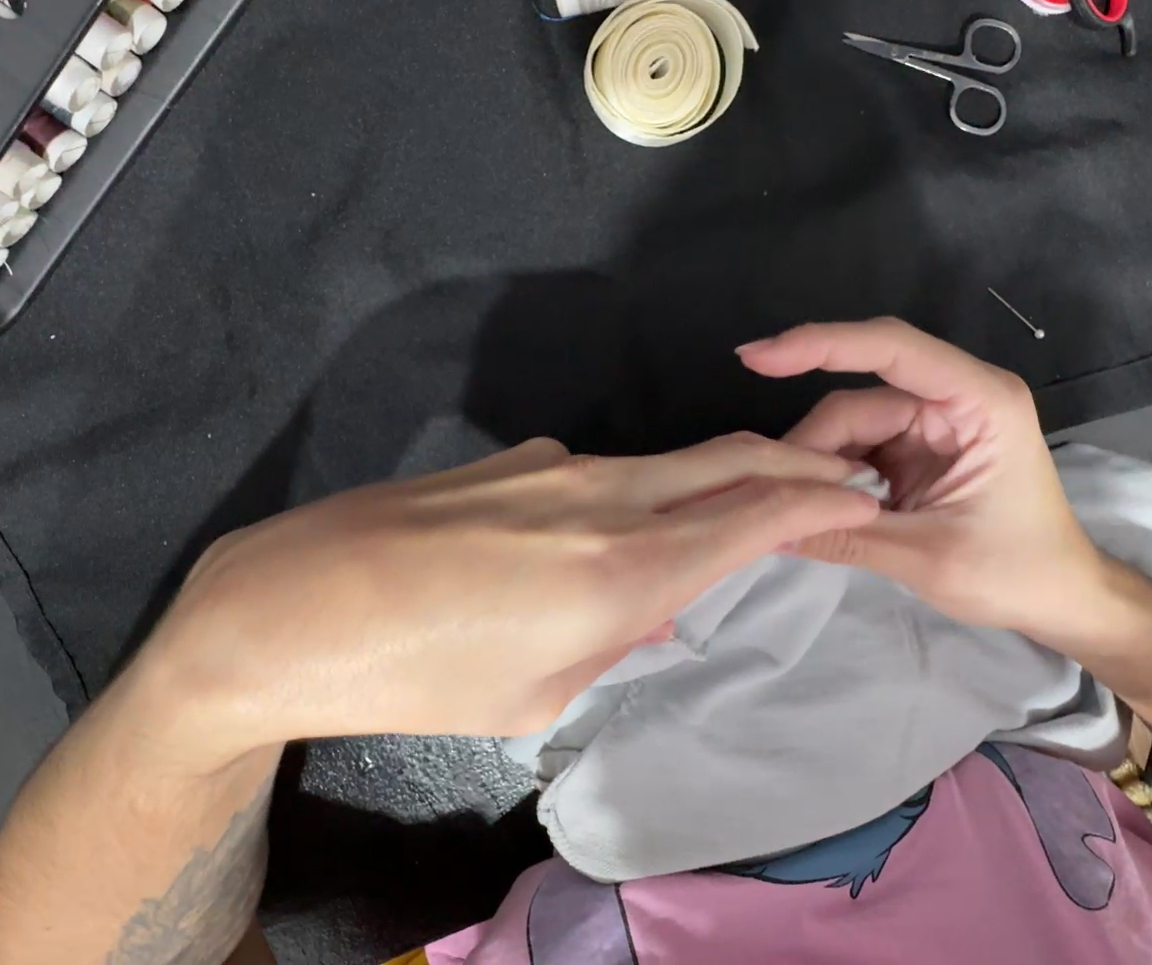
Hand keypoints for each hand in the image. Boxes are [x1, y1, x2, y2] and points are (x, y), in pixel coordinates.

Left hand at [122, 433, 879, 767]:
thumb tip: (660, 614)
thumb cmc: (418, 677)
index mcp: (620, 570)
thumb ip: (616, 641)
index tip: (862, 500)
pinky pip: (605, 470)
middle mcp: (602, 498)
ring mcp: (556, 465)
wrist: (290, 605)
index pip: (752, 516)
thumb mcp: (535, 694)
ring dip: (721, 474)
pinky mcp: (517, 458)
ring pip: (668, 461)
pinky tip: (615, 525)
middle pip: (727, 459)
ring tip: (745, 500)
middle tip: (839, 474)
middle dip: (797, 463)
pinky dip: (641, 491)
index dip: (819, 503)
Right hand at [738, 318, 1107, 637]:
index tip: (757, 357)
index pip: (892, 348)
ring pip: (850, 426)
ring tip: (792, 510)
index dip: (820, 344)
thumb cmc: (1019, 572)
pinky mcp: (915, 449)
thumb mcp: (932, 559)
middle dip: (812, 446)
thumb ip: (850, 536)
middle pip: (858, 399)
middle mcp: (954, 398)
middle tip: (773, 497)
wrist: (1061, 598)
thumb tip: (768, 529)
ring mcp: (932, 423)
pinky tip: (811, 504)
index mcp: (979, 402)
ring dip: (818, 465)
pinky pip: (856, 449)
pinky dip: (831, 475)